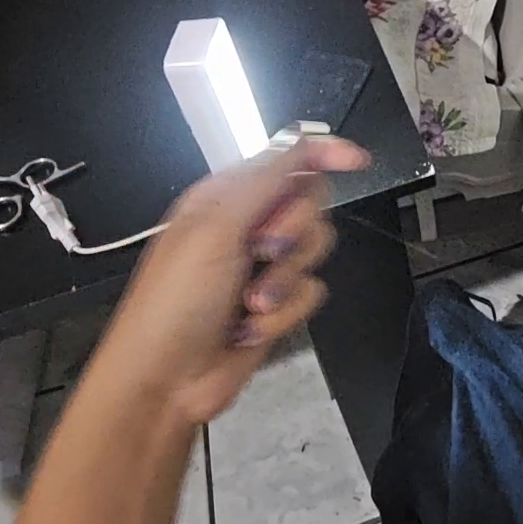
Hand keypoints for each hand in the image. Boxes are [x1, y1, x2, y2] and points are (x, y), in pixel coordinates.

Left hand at [87, 137, 367, 424]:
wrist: (165, 382)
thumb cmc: (175, 300)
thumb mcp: (217, 228)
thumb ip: (269, 180)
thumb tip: (310, 141)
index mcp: (228, 195)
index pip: (289, 159)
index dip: (325, 153)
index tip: (357, 160)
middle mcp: (249, 223)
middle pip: (311, 203)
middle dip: (295, 229)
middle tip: (265, 247)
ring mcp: (265, 264)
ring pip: (316, 248)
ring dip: (286, 278)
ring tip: (252, 303)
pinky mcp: (279, 302)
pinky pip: (312, 290)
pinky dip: (286, 311)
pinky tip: (252, 326)